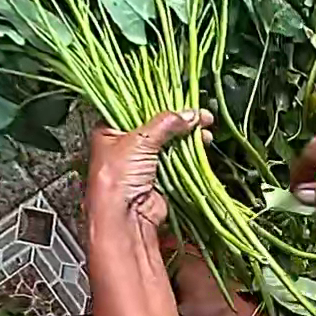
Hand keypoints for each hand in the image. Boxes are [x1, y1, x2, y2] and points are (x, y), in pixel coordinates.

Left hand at [85, 110, 209, 246]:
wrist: (126, 216)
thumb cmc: (116, 177)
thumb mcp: (138, 140)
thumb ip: (164, 124)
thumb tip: (188, 113)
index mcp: (111, 130)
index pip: (137, 108)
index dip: (159, 102)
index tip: (180, 98)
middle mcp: (128, 145)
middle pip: (158, 126)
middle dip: (180, 120)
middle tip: (199, 115)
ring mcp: (146, 162)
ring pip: (171, 142)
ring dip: (189, 136)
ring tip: (205, 128)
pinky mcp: (162, 177)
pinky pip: (179, 160)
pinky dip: (191, 153)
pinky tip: (201, 144)